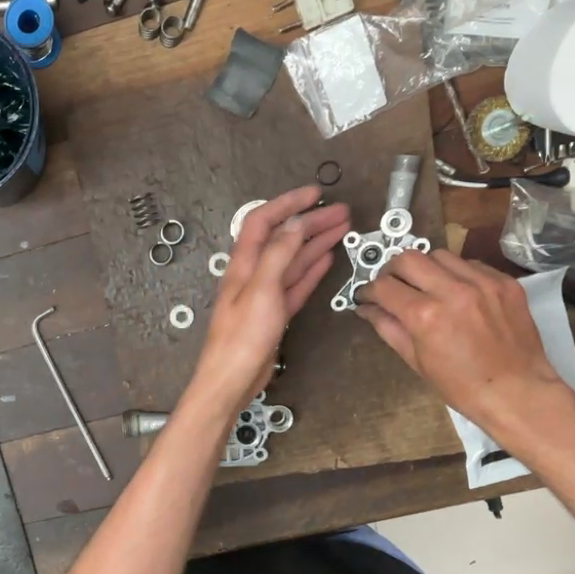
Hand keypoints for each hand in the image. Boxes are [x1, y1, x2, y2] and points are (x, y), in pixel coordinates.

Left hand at [187, 186, 351, 413]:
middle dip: (310, 221)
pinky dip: (311, 269)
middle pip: (283, 239)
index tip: (315, 193)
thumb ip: (277, 255)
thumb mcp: (261, 290)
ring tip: (342, 228)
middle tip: (341, 211)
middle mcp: (252, 275)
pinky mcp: (274, 314)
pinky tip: (326, 258)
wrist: (232, 380)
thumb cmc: (240, 339)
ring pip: (293, 260)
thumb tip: (294, 224)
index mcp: (243, 265)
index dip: (287, 204)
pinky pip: (295, 284)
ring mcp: (264, 295)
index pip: (262, 222)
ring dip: (316, 242)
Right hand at [359, 250, 574, 434]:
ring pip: (440, 255)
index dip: (368, 291)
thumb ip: (388, 327)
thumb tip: (365, 308)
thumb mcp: (415, 360)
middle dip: (392, 271)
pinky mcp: (505, 282)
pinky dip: (455, 274)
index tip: (366, 297)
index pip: (383, 286)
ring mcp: (483, 283)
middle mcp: (452, 291)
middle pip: (408, 258)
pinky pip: (470, 264)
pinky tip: (456, 293)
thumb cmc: (460, 385)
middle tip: (392, 286)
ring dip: (425, 268)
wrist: (516, 391)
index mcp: (425, 316)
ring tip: (426, 287)